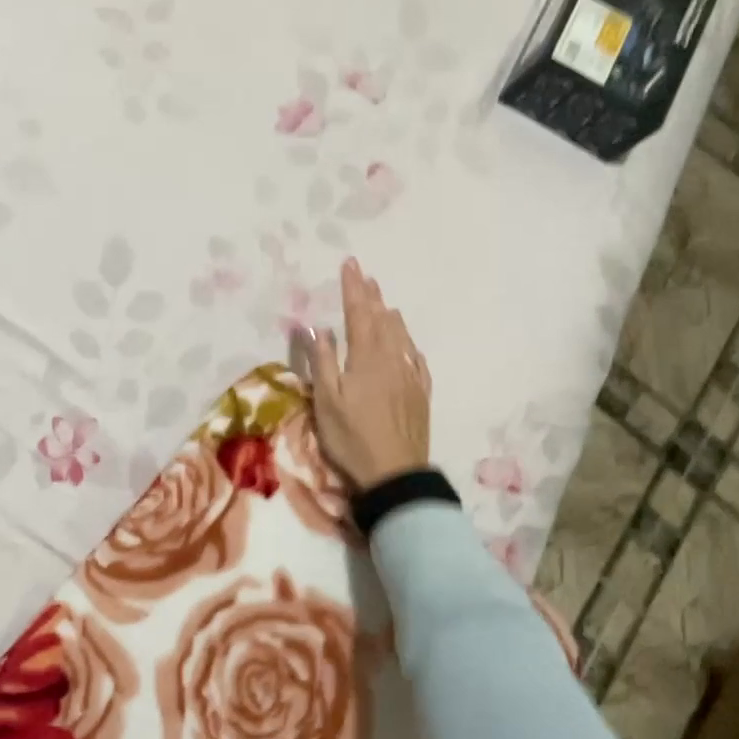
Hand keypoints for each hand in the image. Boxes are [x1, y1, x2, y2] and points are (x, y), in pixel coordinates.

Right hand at [305, 257, 432, 489]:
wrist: (394, 474)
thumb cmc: (351, 438)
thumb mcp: (326, 401)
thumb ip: (322, 362)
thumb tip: (318, 327)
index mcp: (365, 359)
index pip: (358, 315)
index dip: (352, 289)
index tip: (350, 264)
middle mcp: (391, 361)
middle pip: (382, 322)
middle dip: (372, 297)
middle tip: (366, 276)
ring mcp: (409, 378)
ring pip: (401, 339)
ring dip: (392, 318)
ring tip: (386, 304)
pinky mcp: (420, 397)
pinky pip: (417, 363)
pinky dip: (410, 347)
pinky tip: (409, 346)